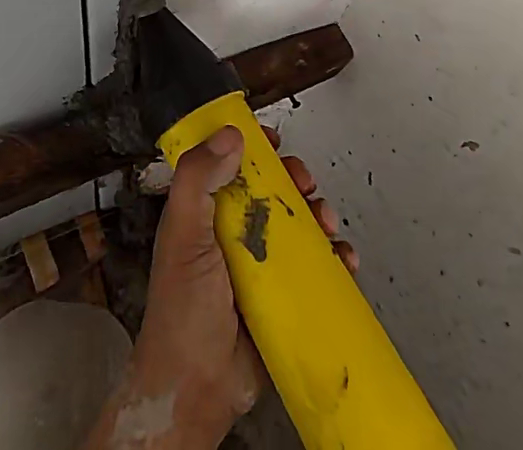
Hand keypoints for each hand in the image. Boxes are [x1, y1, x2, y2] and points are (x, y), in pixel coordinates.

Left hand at [83, 125, 354, 448]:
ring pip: (297, 222)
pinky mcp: (284, 293)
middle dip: (293, 179)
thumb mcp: (184, 234)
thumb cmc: (181, 312)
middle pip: (270, 188)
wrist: (198, 387)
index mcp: (203, 212)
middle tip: (303, 182)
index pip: (227, 164)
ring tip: (325, 222)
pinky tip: (341, 258)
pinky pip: (316, 265)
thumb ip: (197, 180)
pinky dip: (334, 257)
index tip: (271, 139)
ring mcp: (260, 264)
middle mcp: (231, 232)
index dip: (249, 147)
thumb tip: (229, 134)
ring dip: (318, 213)